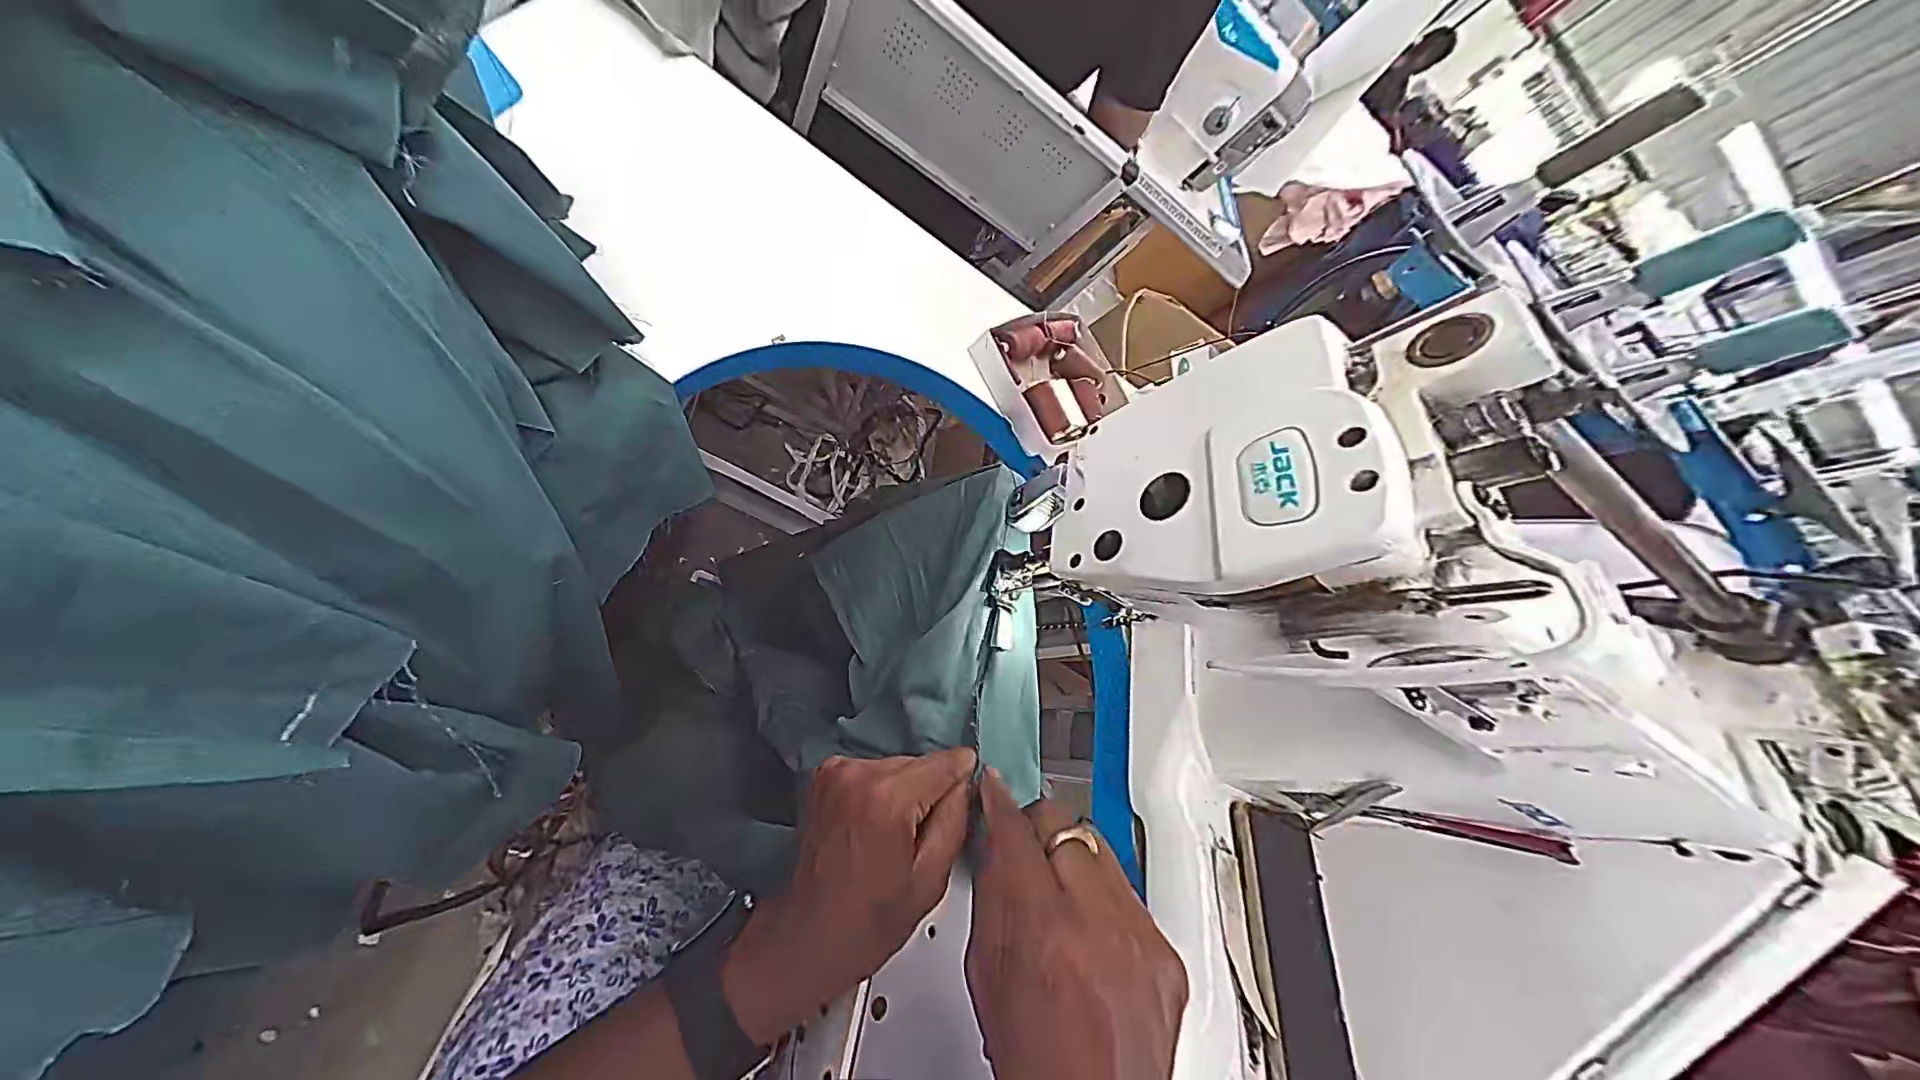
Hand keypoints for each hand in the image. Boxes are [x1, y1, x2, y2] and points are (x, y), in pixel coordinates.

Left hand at [722, 748, 974, 1042]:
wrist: (806, 934)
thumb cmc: (866, 922)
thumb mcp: (930, 880)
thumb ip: (956, 820)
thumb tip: (965, 786)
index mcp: (887, 798)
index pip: (947, 762)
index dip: (962, 782)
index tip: (962, 805)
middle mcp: (858, 773)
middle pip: (921, 763)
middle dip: (931, 791)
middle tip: (921, 836)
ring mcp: (837, 771)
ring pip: (899, 766)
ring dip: (906, 791)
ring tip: (894, 836)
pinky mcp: (826, 775)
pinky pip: (875, 771)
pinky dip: (881, 792)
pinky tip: (874, 828)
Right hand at [965, 771, 1187, 1079]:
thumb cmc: (1034, 1055)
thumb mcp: (986, 971)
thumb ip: (992, 894)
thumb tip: (996, 842)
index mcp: (1043, 930)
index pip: (1018, 832)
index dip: (1001, 800)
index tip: (995, 786)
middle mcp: (1098, 926)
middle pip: (1065, 824)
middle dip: (1038, 822)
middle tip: (1026, 837)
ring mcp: (1139, 938)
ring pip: (1101, 847)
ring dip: (1073, 853)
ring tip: (1059, 886)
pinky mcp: (1167, 953)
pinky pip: (1130, 889)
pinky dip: (1105, 891)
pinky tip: (1091, 921)